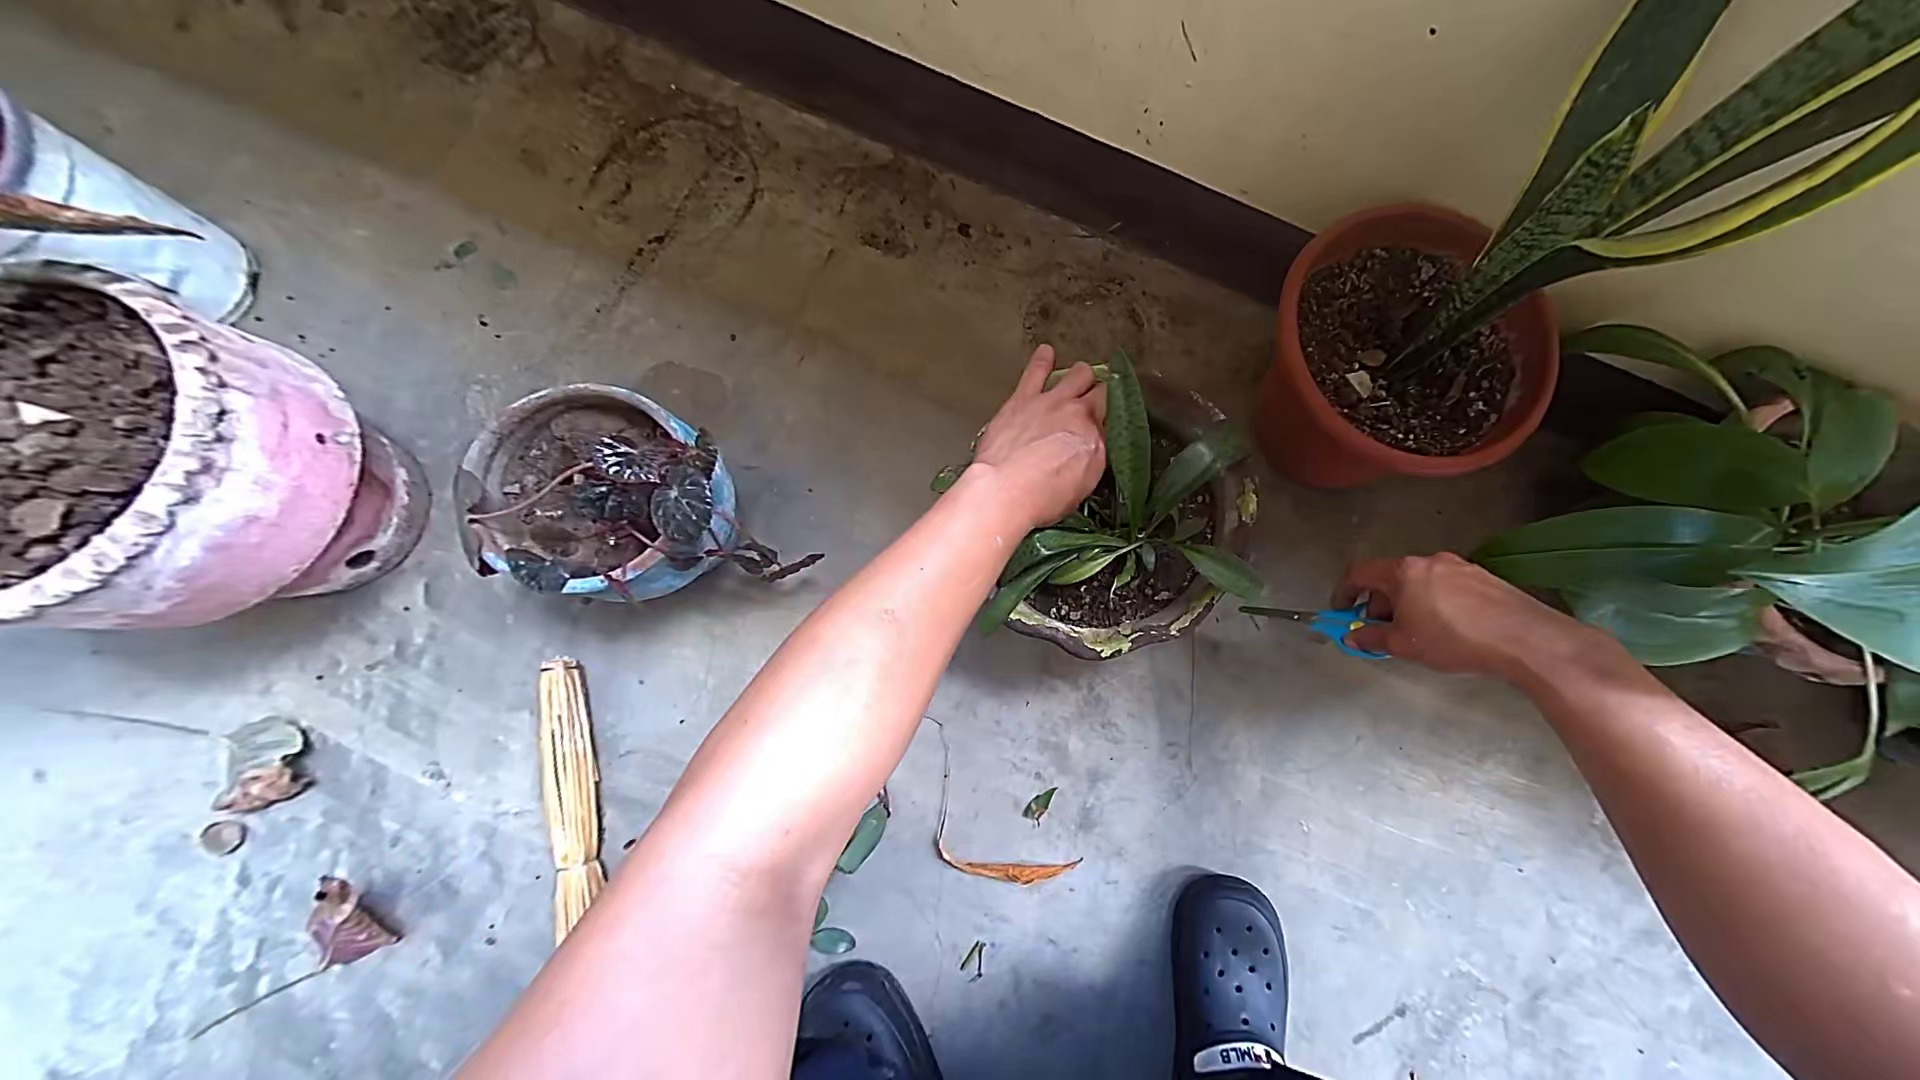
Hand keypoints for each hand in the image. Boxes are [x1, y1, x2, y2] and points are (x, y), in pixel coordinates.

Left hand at [966, 345, 1106, 531]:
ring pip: (1076, 374)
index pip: (1111, 420)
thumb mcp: (1081, 486)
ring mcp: (1050, 402)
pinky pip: (1036, 371)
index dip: (1110, 418)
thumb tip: (1092, 449)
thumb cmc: (1039, 497)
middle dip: (1100, 393)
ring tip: (1082, 372)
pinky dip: (1043, 359)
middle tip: (1098, 395)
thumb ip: (1091, 459)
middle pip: (1099, 392)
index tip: (1109, 420)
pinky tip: (1046, 352)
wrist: (1003, 488)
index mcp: (1095, 437)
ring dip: (1081, 374)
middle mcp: (1077, 414)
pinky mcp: (1022, 399)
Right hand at [1334, 553, 1628, 682]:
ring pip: (1419, 582)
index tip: (1341, 611)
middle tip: (1381, 629)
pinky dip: (1434, 603)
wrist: (1529, 641)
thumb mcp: (1403, 644)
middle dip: (1378, 603)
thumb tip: (1353, 636)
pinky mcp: (1486, 579)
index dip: (1344, 592)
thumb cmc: (1455, 639)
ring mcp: (1461, 567)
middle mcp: (1430, 561)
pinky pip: (1445, 587)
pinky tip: (1447, 629)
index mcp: (1403, 571)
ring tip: (1416, 632)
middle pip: (1390, 577)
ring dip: (1407, 603)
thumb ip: (1371, 637)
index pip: (1359, 573)